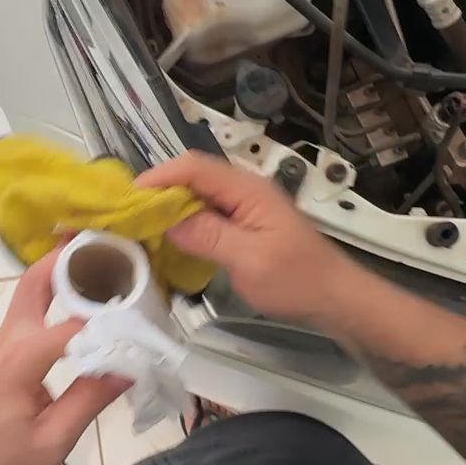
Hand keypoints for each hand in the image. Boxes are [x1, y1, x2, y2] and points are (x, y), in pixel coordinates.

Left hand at [0, 248, 132, 464]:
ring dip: (60, 271)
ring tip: (99, 262)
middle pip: (33, 284)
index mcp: (17, 364)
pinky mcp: (8, 349)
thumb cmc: (9, 461)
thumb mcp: (55, 438)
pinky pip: (30, 307)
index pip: (65, 329)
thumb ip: (90, 399)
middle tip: (104, 248)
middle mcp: (8, 343)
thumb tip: (130, 367)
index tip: (135, 316)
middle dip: (65, 261)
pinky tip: (82, 292)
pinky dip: (54, 289)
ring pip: (29, 291)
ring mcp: (4, 343)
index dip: (101, 320)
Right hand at [137, 152, 366, 324]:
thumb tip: (168, 221)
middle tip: (130, 212)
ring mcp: (245, 204)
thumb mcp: (250, 261)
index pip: (194, 167)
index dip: (160, 176)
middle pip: (193, 175)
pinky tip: (171, 234)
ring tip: (142, 222)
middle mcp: (245, 188)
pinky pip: (207, 209)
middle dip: (160, 188)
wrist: (335, 297)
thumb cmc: (297, 280)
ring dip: (170, 203)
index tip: (130, 196)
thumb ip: (209, 236)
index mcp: (247, 189)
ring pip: (198, 192)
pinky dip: (185, 217)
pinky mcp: (244, 221)